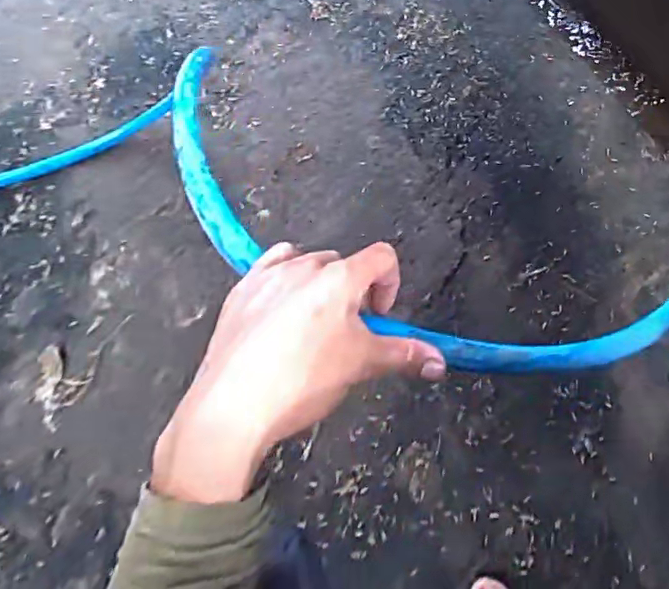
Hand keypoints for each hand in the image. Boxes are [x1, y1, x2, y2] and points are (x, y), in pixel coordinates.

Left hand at [149, 241, 445, 503]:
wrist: (230, 411)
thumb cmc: (299, 383)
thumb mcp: (361, 365)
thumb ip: (404, 355)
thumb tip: (438, 361)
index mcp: (341, 278)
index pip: (383, 257)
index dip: (390, 283)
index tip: (379, 315)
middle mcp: (306, 266)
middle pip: (345, 264)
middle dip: (353, 292)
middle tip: (347, 331)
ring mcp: (270, 276)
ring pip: (309, 264)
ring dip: (319, 286)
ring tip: (313, 327)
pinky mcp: (242, 290)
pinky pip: (272, 266)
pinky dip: (284, 279)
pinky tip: (281, 310)